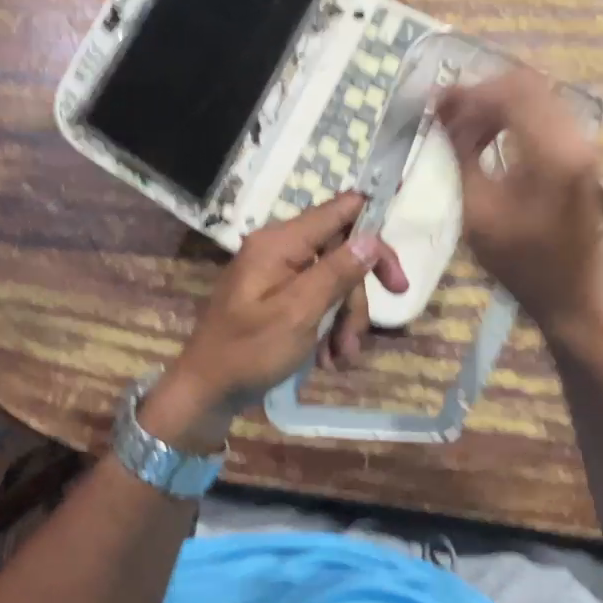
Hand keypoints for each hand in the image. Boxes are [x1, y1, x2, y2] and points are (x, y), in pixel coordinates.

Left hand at [144, 194, 407, 450]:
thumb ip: (335, 273)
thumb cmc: (248, 351)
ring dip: (343, 320)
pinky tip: (326, 358)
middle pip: (340, 253)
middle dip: (355, 297)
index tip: (396, 269)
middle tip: (359, 337)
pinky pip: (316, 299)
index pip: (338, 211)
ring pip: (333, 282)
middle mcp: (278, 248)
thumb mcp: (298, 314)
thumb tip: (371, 238)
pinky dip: (327, 327)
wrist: (206, 390)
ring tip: (340, 357)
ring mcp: (277, 272)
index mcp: (279, 242)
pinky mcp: (277, 296)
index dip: (373, 228)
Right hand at [437, 69, 602, 332]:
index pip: (509, 93)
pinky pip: (544, 114)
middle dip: (480, 93)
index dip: (468, 93)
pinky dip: (512, 116)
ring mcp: (584, 145)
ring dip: (495, 103)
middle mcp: (575, 139)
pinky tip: (485, 137)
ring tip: (459, 126)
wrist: (572, 295)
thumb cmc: (519, 263)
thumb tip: (443, 116)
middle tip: (443, 112)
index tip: (434, 104)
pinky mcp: (582, 154)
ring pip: (535, 96)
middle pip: (525, 85)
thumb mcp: (477, 211)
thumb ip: (461, 155)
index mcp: (551, 153)